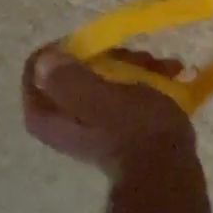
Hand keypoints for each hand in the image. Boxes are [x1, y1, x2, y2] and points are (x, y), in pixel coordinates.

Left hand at [23, 45, 195, 179]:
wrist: (165, 166)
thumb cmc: (135, 130)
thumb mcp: (102, 99)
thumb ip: (69, 79)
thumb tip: (47, 57)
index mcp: (44, 112)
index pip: (41, 63)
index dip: (74, 47)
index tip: (108, 45)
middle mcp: (58, 116)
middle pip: (76, 68)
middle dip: (114, 58)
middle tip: (145, 59)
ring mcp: (87, 120)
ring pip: (103, 76)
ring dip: (136, 67)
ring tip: (168, 68)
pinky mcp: (113, 123)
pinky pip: (120, 91)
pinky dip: (144, 81)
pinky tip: (171, 77)